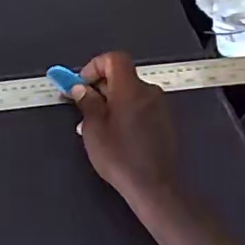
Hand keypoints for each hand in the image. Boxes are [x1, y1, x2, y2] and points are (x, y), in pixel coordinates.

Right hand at [67, 52, 180, 203]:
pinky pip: (140, 106)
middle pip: (122, 76)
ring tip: (96, 124)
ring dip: (111, 100)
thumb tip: (81, 88)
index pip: (114, 59)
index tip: (82, 85)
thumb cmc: (120, 156)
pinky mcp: (164, 121)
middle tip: (83, 106)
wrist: (153, 185)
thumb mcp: (93, 128)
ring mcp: (159, 107)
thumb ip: (87, 102)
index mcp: (130, 89)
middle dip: (100, 86)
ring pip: (130, 93)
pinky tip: (115, 133)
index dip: (94, 66)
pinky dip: (125, 111)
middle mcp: (148, 92)